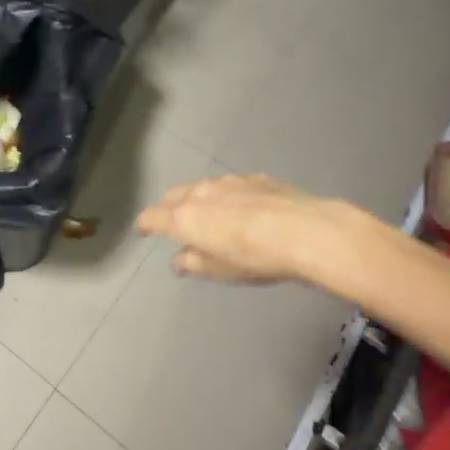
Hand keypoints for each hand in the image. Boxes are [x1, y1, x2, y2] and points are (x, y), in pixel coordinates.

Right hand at [134, 173, 362, 284]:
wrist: (307, 231)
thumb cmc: (256, 258)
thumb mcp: (222, 270)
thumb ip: (194, 263)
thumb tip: (178, 260)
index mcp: (184, 217)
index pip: (151, 216)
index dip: (144, 224)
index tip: (142, 231)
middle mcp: (199, 193)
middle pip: (172, 196)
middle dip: (167, 209)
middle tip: (173, 224)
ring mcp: (227, 181)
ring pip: (200, 187)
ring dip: (197, 200)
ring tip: (209, 216)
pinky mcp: (254, 178)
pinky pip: (229, 186)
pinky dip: (226, 197)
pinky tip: (243, 210)